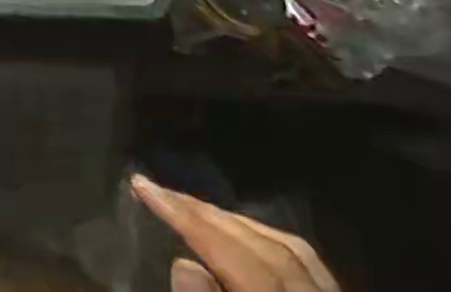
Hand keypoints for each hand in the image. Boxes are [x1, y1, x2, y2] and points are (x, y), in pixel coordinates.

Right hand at [132, 175, 341, 291]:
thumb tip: (184, 265)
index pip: (239, 259)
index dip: (188, 220)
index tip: (139, 185)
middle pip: (269, 249)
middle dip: (207, 214)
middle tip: (154, 187)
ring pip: (294, 250)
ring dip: (235, 221)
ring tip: (188, 205)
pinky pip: (311, 265)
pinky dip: (268, 239)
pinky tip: (239, 233)